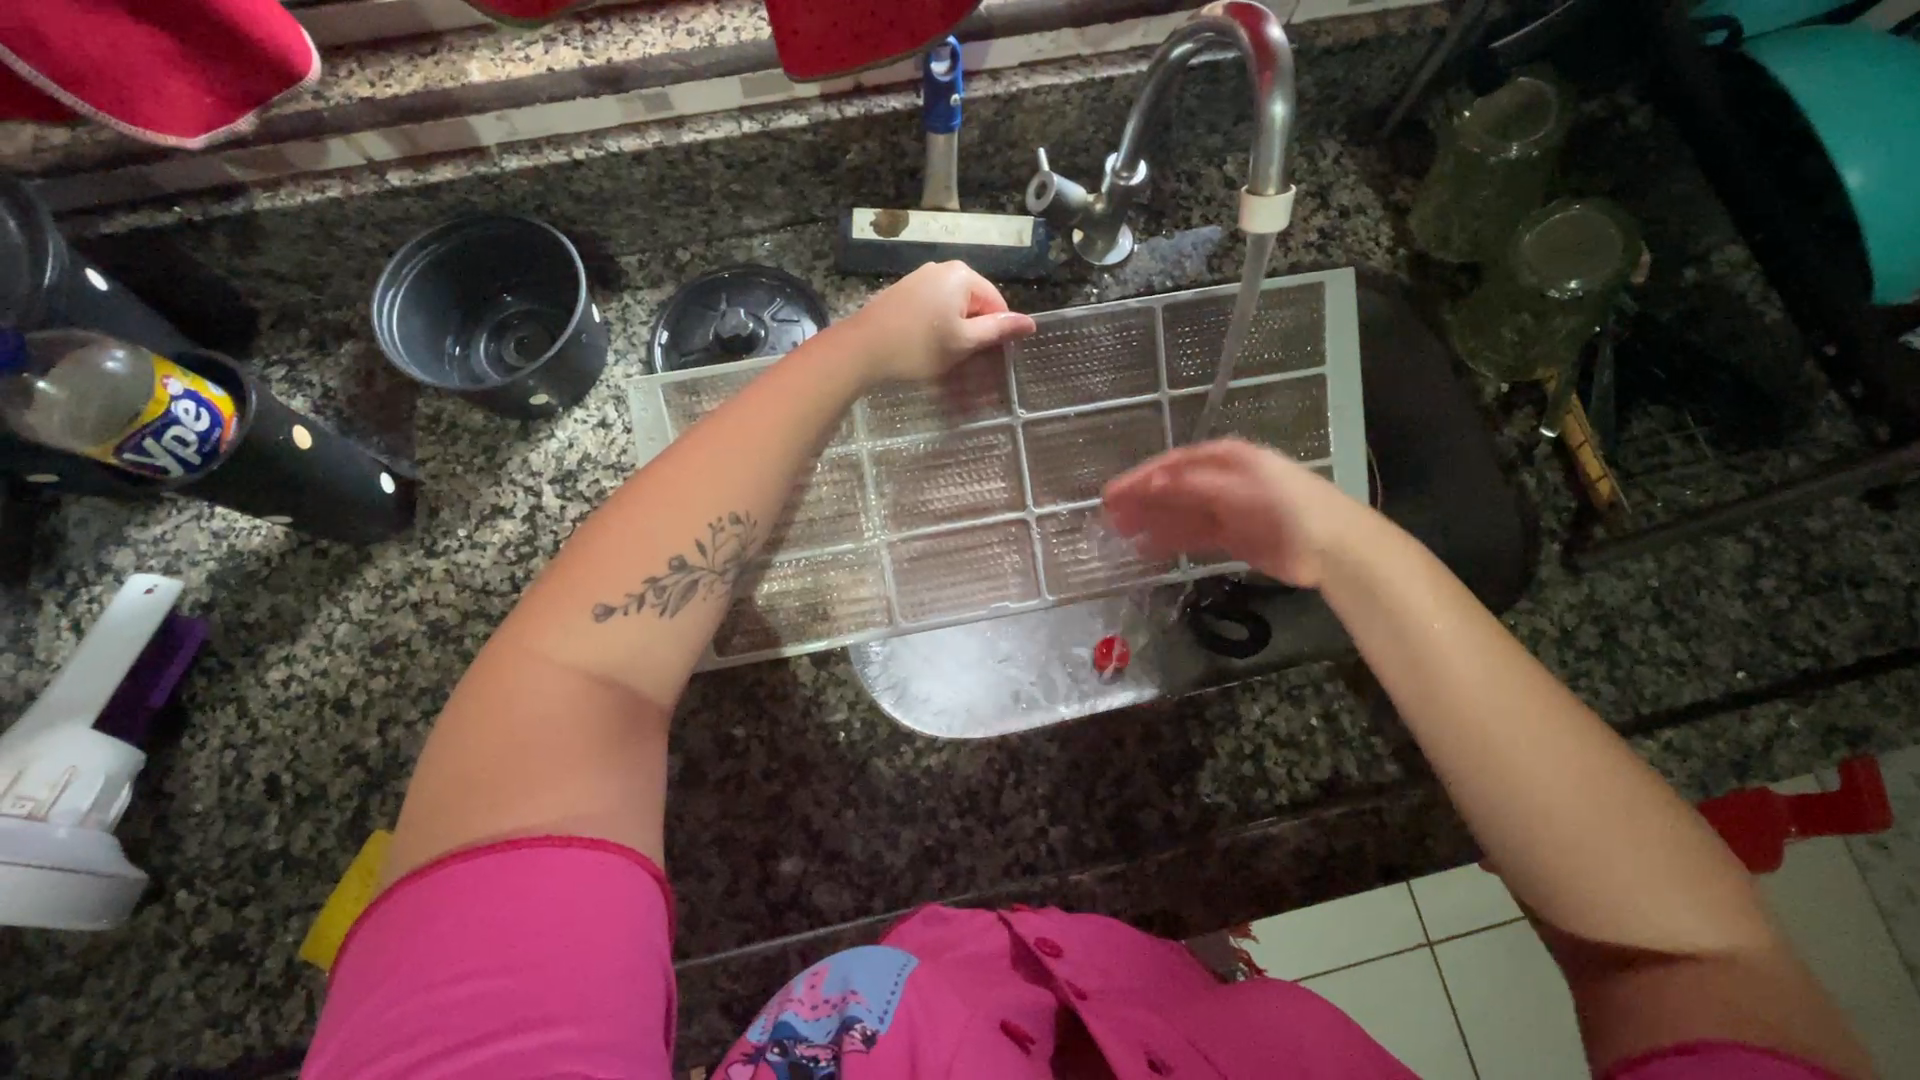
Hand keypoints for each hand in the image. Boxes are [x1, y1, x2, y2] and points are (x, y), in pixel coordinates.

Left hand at [840, 261, 1036, 382]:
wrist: (863, 348)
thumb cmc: (919, 347)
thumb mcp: (964, 342)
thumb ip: (998, 330)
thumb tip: (1030, 323)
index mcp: (963, 275)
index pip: (997, 304)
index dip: (995, 332)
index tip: (983, 356)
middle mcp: (943, 267)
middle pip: (975, 302)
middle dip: (973, 330)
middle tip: (961, 358)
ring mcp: (921, 277)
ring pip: (953, 307)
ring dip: (954, 330)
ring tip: (941, 354)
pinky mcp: (904, 291)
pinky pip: (933, 307)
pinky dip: (935, 326)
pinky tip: (924, 345)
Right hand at [1102, 438, 1363, 588]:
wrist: (1332, 545)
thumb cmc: (1285, 507)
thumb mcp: (1236, 489)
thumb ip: (1191, 487)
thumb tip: (1148, 485)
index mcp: (1226, 459)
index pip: (1173, 465)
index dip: (1140, 479)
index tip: (1111, 495)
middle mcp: (1223, 480)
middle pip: (1173, 488)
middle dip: (1141, 501)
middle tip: (1108, 518)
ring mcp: (1228, 508)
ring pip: (1180, 513)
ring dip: (1151, 522)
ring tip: (1121, 536)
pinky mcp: (1234, 537)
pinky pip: (1193, 535)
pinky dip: (1171, 541)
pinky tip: (1149, 550)